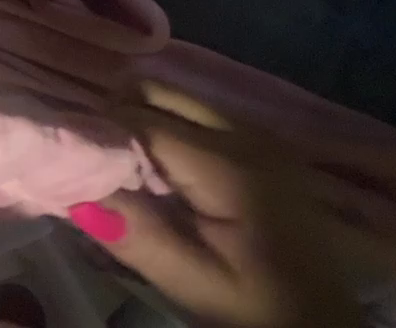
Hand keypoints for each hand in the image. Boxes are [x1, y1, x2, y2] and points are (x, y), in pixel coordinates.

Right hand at [67, 83, 359, 327]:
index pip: (136, 121)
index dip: (99, 138)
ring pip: (166, 95)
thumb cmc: (256, 306)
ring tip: (131, 170)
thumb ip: (135, 235)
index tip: (79, 167)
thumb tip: (70, 188)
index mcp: (230, 165)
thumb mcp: (193, 283)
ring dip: (136, 121)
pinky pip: (187, 110)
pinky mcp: (255, 140)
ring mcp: (254, 132)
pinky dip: (159, 125)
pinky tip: (161, 171)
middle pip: (150, 92)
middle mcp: (244, 132)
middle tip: (104, 167)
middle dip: (114, 121)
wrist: (325, 327)